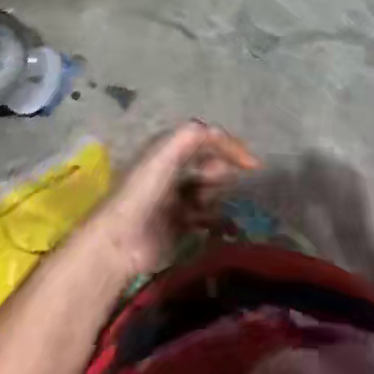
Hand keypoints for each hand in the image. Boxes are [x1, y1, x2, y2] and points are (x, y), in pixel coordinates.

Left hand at [85, 121, 259, 278]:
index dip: (229, 147)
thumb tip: (220, 133)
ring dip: (214, 196)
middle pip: (210, 165)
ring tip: (202, 207)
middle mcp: (171, 171)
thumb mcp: (164, 154)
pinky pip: (206, 217)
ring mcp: (176, 199)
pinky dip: (212, 218)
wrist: (122, 240)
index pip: (205, 139)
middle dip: (219, 172)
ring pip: (210, 191)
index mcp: (166, 150)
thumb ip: (191, 136)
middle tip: (214, 185)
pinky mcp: (179, 226)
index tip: (252, 164)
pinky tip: (209, 224)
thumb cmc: (143, 192)